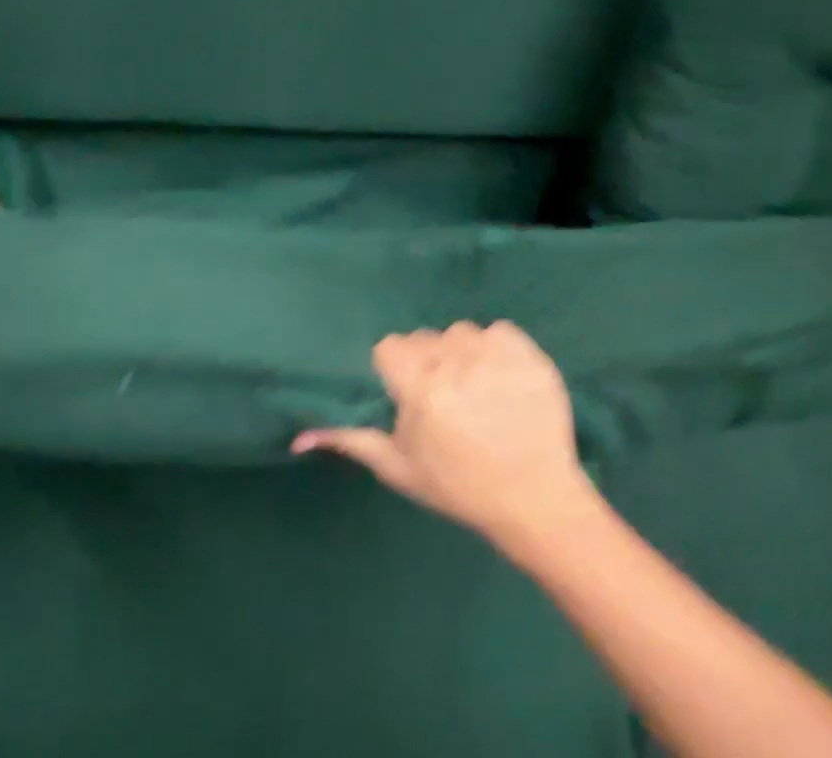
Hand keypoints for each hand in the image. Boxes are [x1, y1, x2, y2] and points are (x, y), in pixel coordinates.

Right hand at [293, 320, 598, 541]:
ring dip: (461, 353)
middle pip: (425, 339)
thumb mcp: (398, 467)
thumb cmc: (458, 487)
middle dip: (427, 361)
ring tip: (472, 387)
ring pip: (461, 332)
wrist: (534, 500)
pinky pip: (500, 331)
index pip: (390, 347)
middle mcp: (456, 365)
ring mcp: (497, 359)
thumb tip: (297, 439)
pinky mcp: (531, 358)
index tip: (407, 393)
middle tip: (441, 397)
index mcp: (420, 389)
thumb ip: (350, 441)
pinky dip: (496, 348)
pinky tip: (499, 379)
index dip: (395, 369)